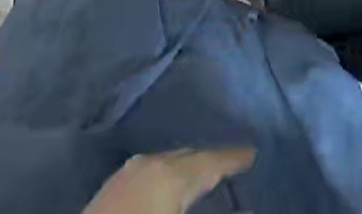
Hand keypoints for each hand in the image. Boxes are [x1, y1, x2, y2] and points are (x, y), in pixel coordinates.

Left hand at [81, 148, 254, 213]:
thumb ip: (213, 212)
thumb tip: (250, 209)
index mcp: (171, 174)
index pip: (211, 161)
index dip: (233, 159)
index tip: (253, 153)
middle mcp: (150, 164)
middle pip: (189, 156)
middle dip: (210, 160)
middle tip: (231, 164)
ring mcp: (125, 175)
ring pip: (166, 162)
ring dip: (187, 168)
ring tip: (203, 178)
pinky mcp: (109, 191)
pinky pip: (149, 172)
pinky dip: (166, 176)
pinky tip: (168, 191)